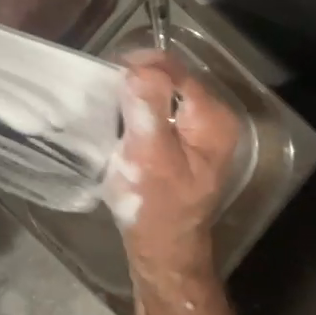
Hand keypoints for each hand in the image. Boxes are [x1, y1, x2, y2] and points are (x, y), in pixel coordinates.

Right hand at [107, 51, 241, 277]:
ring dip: (132, 93)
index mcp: (212, 118)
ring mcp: (196, 128)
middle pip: (167, 76)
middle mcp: (211, 117)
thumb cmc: (155, 204)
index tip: (106, 76)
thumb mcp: (149, 154)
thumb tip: (137, 67)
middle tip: (103, 93)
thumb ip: (146, 108)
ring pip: (159, 90)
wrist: (161, 248)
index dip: (138, 66)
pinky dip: (135, 107)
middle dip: (134, 78)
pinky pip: (156, 106)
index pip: (173, 69)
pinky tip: (118, 120)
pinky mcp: (179, 138)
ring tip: (106, 104)